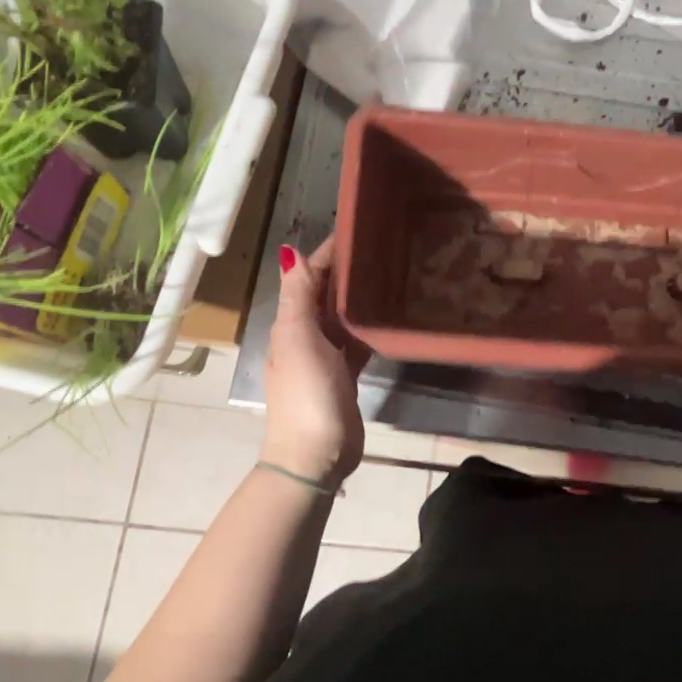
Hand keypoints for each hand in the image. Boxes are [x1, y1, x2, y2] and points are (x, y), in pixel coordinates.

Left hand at [262, 238, 369, 485]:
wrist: (315, 453)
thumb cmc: (306, 393)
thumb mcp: (298, 339)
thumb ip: (297, 297)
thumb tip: (290, 251)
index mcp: (290, 323)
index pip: (308, 276)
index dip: (328, 252)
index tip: (359, 227)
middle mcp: (305, 334)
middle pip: (325, 294)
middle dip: (346, 270)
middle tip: (385, 245)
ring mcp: (326, 357)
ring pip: (342, 317)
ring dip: (358, 297)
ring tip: (391, 273)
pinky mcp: (346, 376)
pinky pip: (357, 342)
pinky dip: (367, 327)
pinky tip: (387, 317)